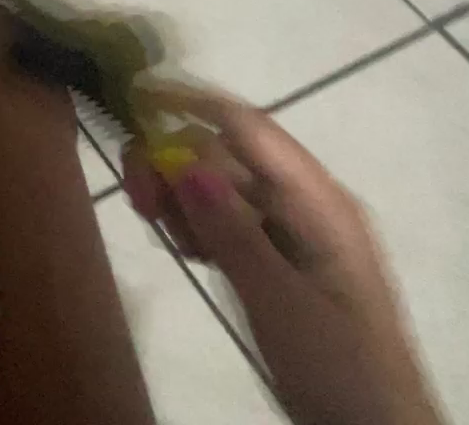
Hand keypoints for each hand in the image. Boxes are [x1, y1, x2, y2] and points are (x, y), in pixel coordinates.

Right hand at [120, 82, 445, 424]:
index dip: (188, 102)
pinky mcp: (271, 247)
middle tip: (139, 203)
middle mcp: (303, 200)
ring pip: (210, 177)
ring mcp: (288, 223)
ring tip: (169, 238)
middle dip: (169, 161)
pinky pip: (217, 208)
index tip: (130, 100)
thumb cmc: (339, 369)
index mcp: (318, 202)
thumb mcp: (281, 304)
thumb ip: (233, 232)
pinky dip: (189, 217)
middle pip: (218, 148)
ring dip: (176, 193)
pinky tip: (187, 249)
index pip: (247, 126)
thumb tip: (182, 161)